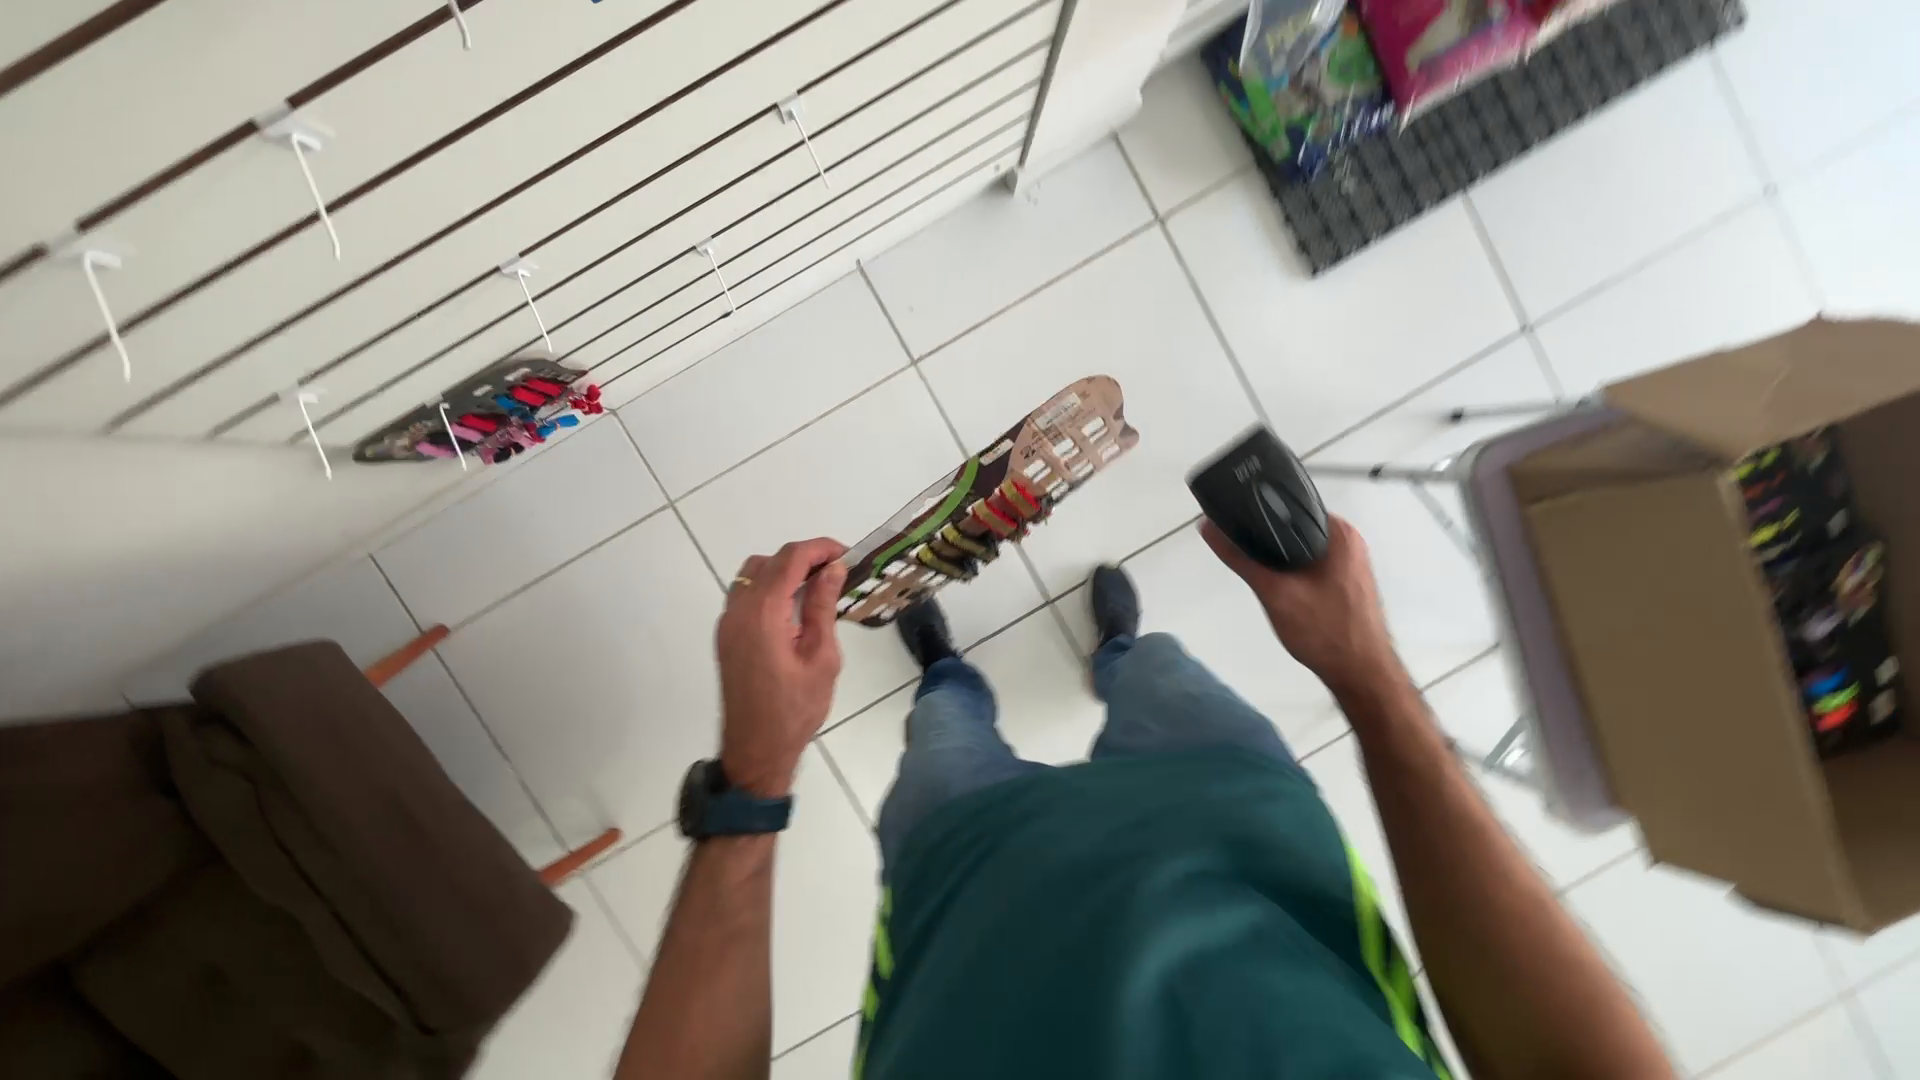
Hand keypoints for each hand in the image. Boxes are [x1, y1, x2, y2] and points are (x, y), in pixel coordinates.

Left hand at [714, 538, 849, 796]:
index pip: (790, 559)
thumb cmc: (796, 709)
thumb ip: (823, 607)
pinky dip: (768, 587)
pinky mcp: (726, 636)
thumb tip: (831, 569)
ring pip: (752, 574)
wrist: (756, 751)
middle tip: (837, 572)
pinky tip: (793, 607)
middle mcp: (738, 610)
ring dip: (783, 570)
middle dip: (804, 557)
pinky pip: (744, 594)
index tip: (847, 555)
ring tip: (816, 587)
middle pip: (769, 561)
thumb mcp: (822, 657)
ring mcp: (727, 623)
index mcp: (763, 614)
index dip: (820, 548)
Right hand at [1200, 514, 1403, 698]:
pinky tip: (1277, 589)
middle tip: (1239, 552)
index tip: (1230, 521)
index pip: (1289, 506)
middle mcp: (1349, 542)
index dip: (1257, 512)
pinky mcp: (1346, 582)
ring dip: (1277, 560)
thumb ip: (1240, 559)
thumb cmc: (1324, 632)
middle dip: (1266, 540)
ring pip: (1299, 550)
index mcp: (1340, 533)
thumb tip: (1208, 528)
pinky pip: (1309, 566)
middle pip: (1293, 528)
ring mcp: (1350, 564)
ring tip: (1256, 573)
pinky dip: (1290, 573)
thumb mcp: (1274, 592)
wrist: (1361, 676)